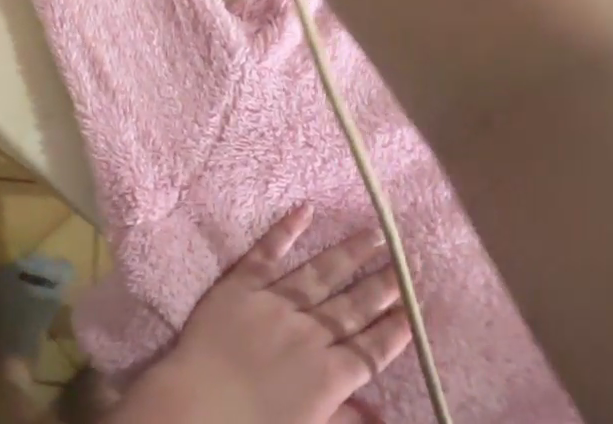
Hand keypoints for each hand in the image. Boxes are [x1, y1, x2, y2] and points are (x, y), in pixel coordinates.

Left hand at [113, 206, 411, 423]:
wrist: (198, 405)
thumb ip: (345, 417)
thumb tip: (383, 414)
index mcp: (328, 376)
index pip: (371, 349)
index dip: (394, 330)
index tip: (414, 308)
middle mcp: (309, 334)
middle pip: (353, 306)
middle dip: (382, 285)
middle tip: (404, 261)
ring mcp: (275, 304)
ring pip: (320, 274)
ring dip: (348, 253)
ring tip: (373, 234)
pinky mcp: (241, 284)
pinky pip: (267, 253)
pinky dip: (286, 230)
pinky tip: (305, 209)